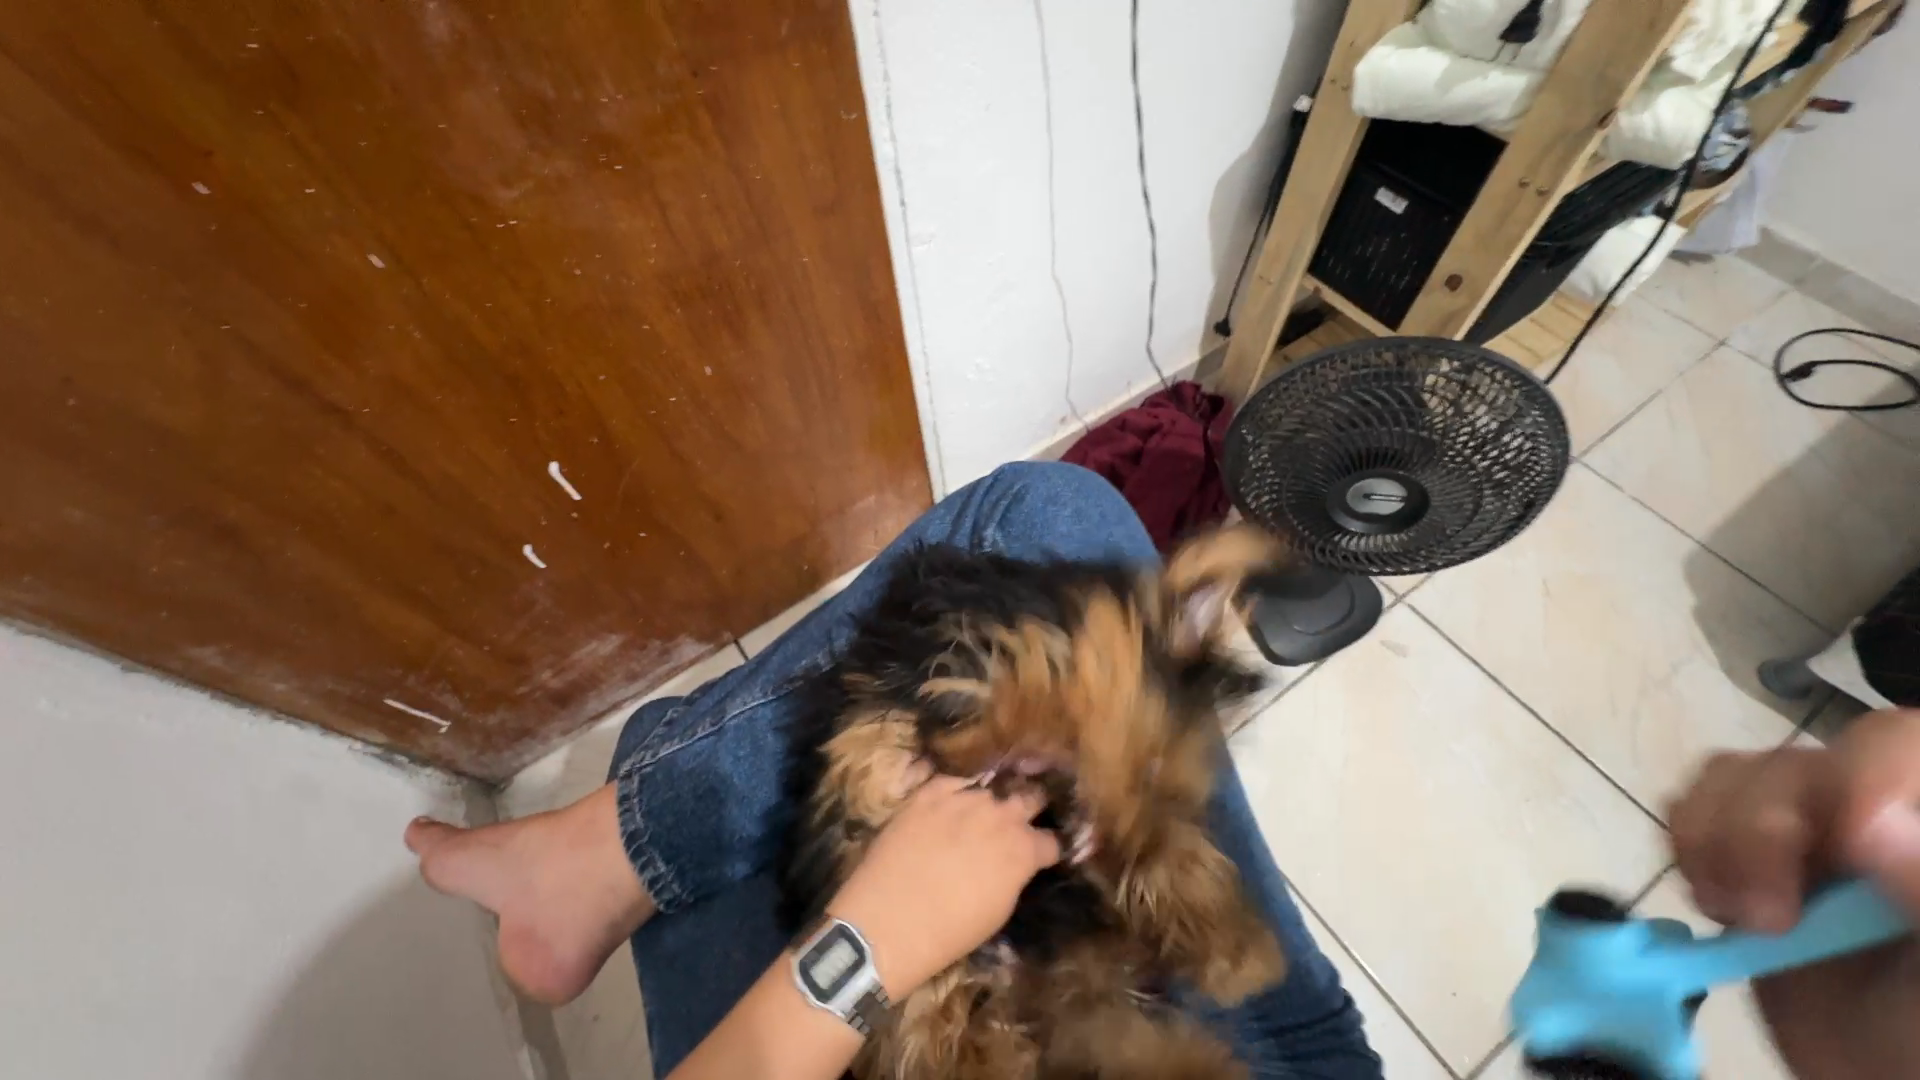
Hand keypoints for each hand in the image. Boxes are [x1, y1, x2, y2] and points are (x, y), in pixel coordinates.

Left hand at [825, 774, 1061, 997]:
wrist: (889, 922)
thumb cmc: (950, 931)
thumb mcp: (999, 910)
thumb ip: (1015, 875)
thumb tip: (1016, 863)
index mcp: (1022, 849)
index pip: (1050, 840)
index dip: (1046, 849)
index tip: (1042, 853)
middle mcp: (999, 816)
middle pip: (1028, 799)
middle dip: (1029, 809)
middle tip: (1018, 824)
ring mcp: (962, 800)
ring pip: (988, 791)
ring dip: (988, 804)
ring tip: (979, 816)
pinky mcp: (928, 794)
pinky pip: (951, 783)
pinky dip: (955, 793)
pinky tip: (950, 805)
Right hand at [1669, 707, 1919, 1079]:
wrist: (1883, 1075)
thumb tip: (1872, 823)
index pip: (1896, 743)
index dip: (1869, 772)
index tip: (1852, 847)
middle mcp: (1865, 808)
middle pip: (1793, 762)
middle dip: (1760, 831)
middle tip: (1769, 917)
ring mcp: (1800, 828)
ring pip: (1728, 778)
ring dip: (1713, 844)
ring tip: (1741, 918)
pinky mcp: (1739, 852)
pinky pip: (1686, 808)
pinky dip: (1686, 849)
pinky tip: (1715, 902)